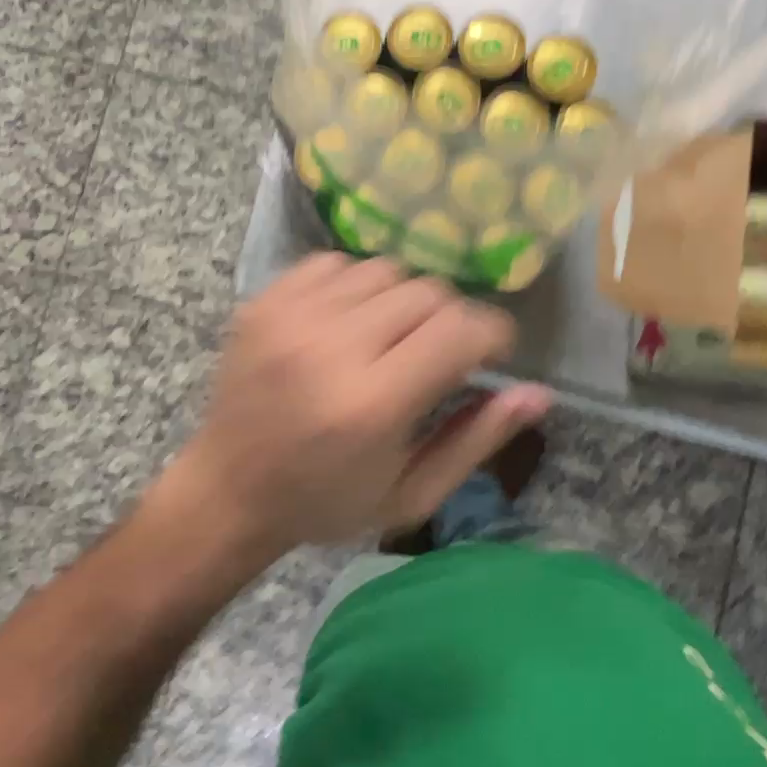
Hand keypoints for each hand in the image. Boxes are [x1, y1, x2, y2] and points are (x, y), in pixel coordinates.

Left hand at [161, 253, 550, 554]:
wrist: (227, 490)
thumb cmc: (325, 503)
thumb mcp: (410, 493)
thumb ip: (476, 440)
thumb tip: (539, 393)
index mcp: (372, 403)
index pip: (460, 329)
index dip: (493, 334)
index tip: (492, 353)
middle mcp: (330, 347)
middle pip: (427, 292)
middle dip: (450, 319)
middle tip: (439, 354)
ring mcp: (290, 317)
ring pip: (383, 269)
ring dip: (403, 300)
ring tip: (392, 339)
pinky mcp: (263, 301)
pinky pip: (334, 264)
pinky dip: (355, 286)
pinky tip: (349, 323)